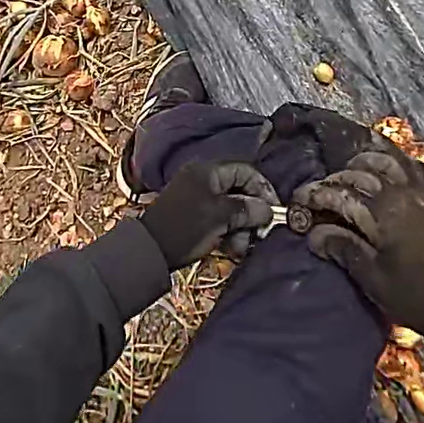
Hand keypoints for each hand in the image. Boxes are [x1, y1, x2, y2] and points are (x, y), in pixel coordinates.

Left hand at [140, 161, 279, 268]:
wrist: (150, 251)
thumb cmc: (186, 228)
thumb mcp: (219, 217)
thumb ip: (246, 209)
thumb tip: (267, 209)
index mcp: (207, 171)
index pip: (245, 171)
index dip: (263, 189)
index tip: (273, 210)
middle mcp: (203, 179)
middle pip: (239, 191)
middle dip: (250, 214)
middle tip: (257, 234)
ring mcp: (197, 197)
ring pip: (230, 208)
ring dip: (240, 228)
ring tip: (240, 247)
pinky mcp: (193, 214)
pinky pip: (219, 218)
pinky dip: (227, 232)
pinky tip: (230, 248)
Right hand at [294, 150, 423, 361]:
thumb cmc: (417, 298)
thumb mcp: (373, 279)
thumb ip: (343, 248)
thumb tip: (313, 233)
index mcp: (383, 212)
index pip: (338, 193)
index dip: (314, 196)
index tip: (296, 203)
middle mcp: (400, 193)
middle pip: (357, 174)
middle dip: (332, 182)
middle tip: (315, 198)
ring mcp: (419, 194)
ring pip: (384, 162)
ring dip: (360, 163)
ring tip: (344, 175)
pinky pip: (412, 167)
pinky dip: (396, 160)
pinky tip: (386, 165)